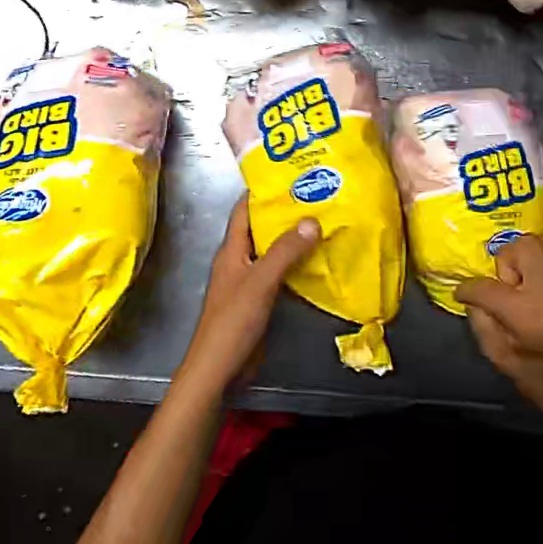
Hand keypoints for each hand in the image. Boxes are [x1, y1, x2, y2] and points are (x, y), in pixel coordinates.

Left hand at [176, 197, 320, 395]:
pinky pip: (280, 273)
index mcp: (231, 250)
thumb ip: (285, 251)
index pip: (244, 210)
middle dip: (284, 212)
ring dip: (293, 239)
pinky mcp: (259, 300)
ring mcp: (249, 281)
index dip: (262, 191)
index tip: (289, 175)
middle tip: (316, 196)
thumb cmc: (233, 321)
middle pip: (261, 228)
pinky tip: (318, 260)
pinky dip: (296, 264)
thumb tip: (312, 219)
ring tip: (323, 221)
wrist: (219, 369)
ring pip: (273, 251)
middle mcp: (239, 260)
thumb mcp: (260, 281)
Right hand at [456, 235, 542, 422]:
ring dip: (519, 256)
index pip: (489, 287)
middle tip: (503, 288)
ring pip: (538, 241)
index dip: (469, 290)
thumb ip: (480, 321)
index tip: (462, 295)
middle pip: (520, 247)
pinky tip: (530, 284)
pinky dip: (534, 258)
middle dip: (503, 262)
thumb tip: (471, 295)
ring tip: (517, 283)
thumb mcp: (499, 357)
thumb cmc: (541, 381)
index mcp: (530, 315)